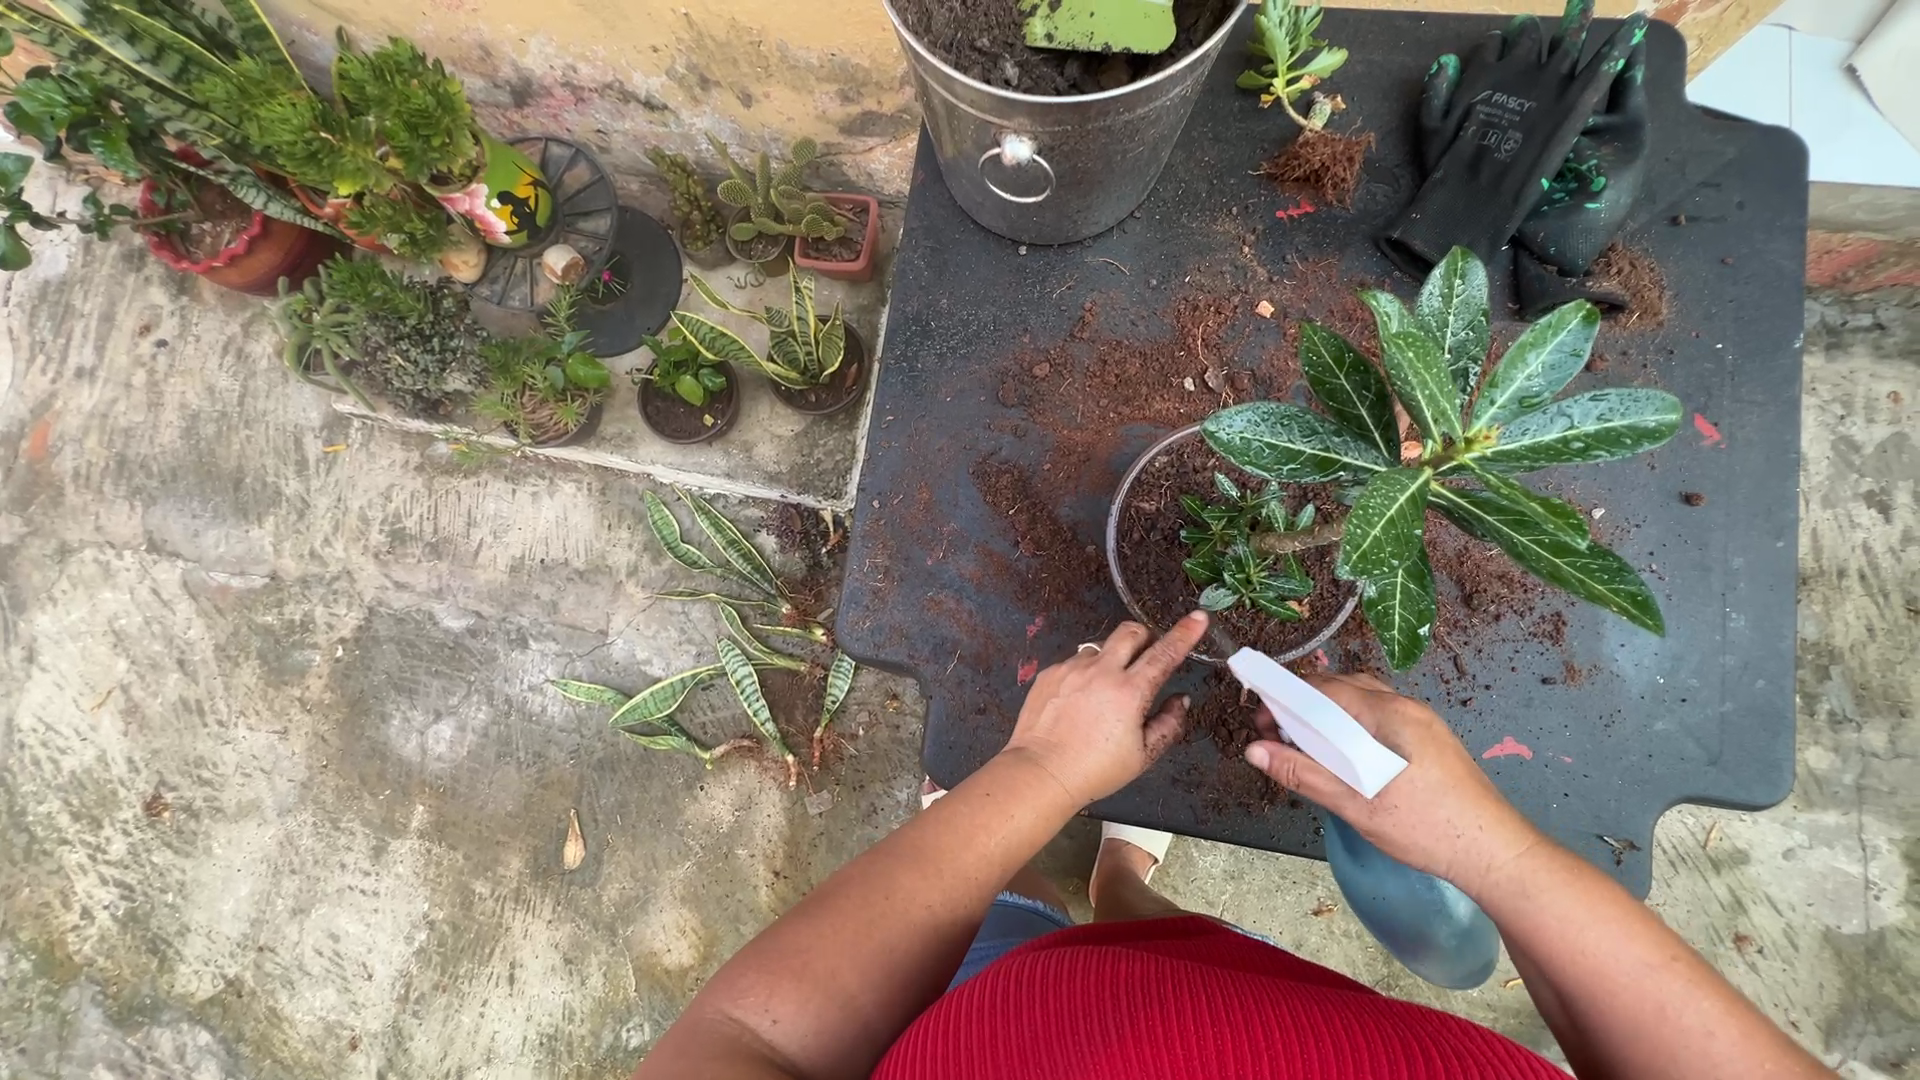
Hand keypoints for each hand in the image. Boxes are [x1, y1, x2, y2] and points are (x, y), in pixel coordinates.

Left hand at [999, 612, 1208, 807]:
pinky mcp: (1050, 672)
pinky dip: (1083, 674)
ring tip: (1103, 693)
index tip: (1198, 617)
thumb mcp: (1144, 755)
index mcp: (1130, 691)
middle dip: (1144, 636)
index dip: (1184, 633)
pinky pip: (1074, 663)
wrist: (1040, 771)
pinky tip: (1077, 702)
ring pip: (1100, 648)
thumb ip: (1169, 723)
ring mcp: (1071, 668)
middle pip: (1130, 632)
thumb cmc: (1095, 769)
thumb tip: (1180, 699)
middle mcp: (1101, 670)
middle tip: (1146, 656)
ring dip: (1110, 660)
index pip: (1164, 654)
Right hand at [1241, 673, 1545, 895]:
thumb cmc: (1428, 828)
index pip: (1325, 687)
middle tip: (1277, 733)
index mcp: (1389, 714)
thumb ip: (1305, 774)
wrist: (1500, 856)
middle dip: (1303, 702)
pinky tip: (1342, 752)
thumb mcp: (1357, 805)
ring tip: (1304, 741)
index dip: (1286, 698)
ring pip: (1363, 700)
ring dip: (1328, 712)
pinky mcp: (1430, 740)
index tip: (1262, 722)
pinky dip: (1350, 722)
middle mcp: (1407, 707)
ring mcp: (1422, 722)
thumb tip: (1254, 750)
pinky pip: (1379, 715)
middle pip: (1343, 687)